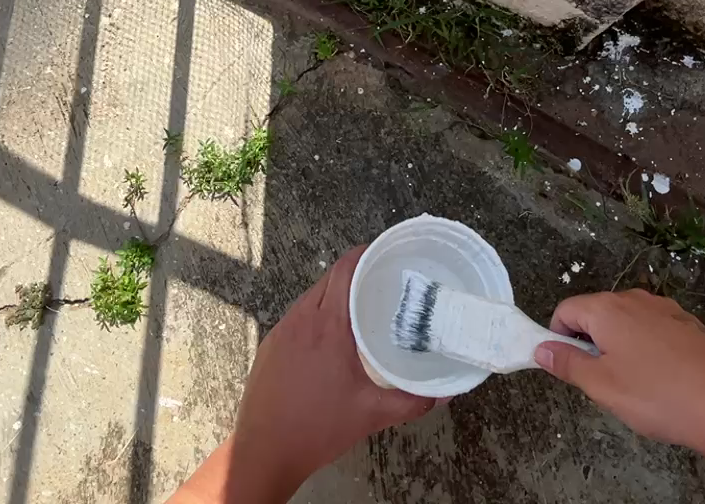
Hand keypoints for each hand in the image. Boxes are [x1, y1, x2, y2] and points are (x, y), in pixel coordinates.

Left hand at [212, 245, 437, 500]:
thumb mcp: (370, 414)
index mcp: (328, 325)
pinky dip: (315, 315)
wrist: (263, 452)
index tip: (383, 252)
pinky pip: (297, 316)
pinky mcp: (269, 344)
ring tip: (359, 308)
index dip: (363, 253)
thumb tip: (442, 394)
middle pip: (329, 279)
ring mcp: (281, 330)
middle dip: (354, 275)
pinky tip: (329, 336)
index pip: (344, 269)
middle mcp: (302, 318)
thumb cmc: (316, 429)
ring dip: (334, 295)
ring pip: (311, 297)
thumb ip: (411, 401)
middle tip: (380, 283)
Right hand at [535, 289, 704, 503]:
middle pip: (596, 312)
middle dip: (590, 342)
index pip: (565, 310)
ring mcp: (664, 307)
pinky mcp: (688, 322)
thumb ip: (568, 365)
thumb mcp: (603, 387)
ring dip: (619, 344)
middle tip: (602, 382)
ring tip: (635, 384)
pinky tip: (665, 379)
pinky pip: (653, 327)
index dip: (558, 338)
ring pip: (626, 320)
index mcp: (606, 309)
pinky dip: (647, 346)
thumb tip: (540, 348)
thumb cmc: (659, 397)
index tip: (568, 368)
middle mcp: (632, 298)